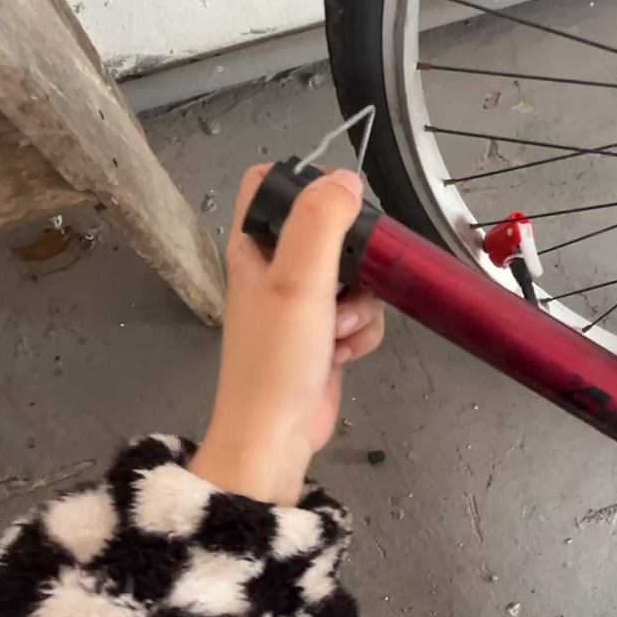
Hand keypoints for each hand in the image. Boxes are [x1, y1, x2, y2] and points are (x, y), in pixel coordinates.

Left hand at [189, 165, 385, 505]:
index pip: (272, 184)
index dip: (308, 182)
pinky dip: (361, 333)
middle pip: (331, 232)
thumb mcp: (297, 279)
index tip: (344, 208)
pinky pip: (361, 316)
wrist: (276, 436)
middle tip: (350, 283)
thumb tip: (349, 180)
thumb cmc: (277, 358)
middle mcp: (277, 269)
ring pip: (356, 277)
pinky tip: (343, 354)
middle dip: (354, 259)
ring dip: (360, 306)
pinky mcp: (325, 336)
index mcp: (255, 245)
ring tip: (337, 332)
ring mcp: (303, 305)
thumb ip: (322, 222)